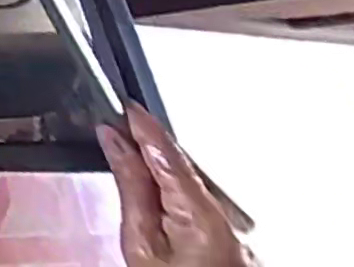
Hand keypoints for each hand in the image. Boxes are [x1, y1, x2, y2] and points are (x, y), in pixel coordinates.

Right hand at [98, 104, 258, 266]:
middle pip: (185, 167)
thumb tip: (113, 137)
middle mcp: (232, 224)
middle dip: (150, 146)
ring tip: (129, 158)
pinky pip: (206, 207)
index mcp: (204, 216)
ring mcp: (241, 240)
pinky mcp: (240, 251)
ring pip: (196, 186)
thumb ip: (129, 184)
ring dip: (164, 169)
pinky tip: (158, 192)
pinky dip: (178, 191)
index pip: (168, 151)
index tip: (122, 102)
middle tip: (113, 128)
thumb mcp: (138, 243)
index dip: (142, 123)